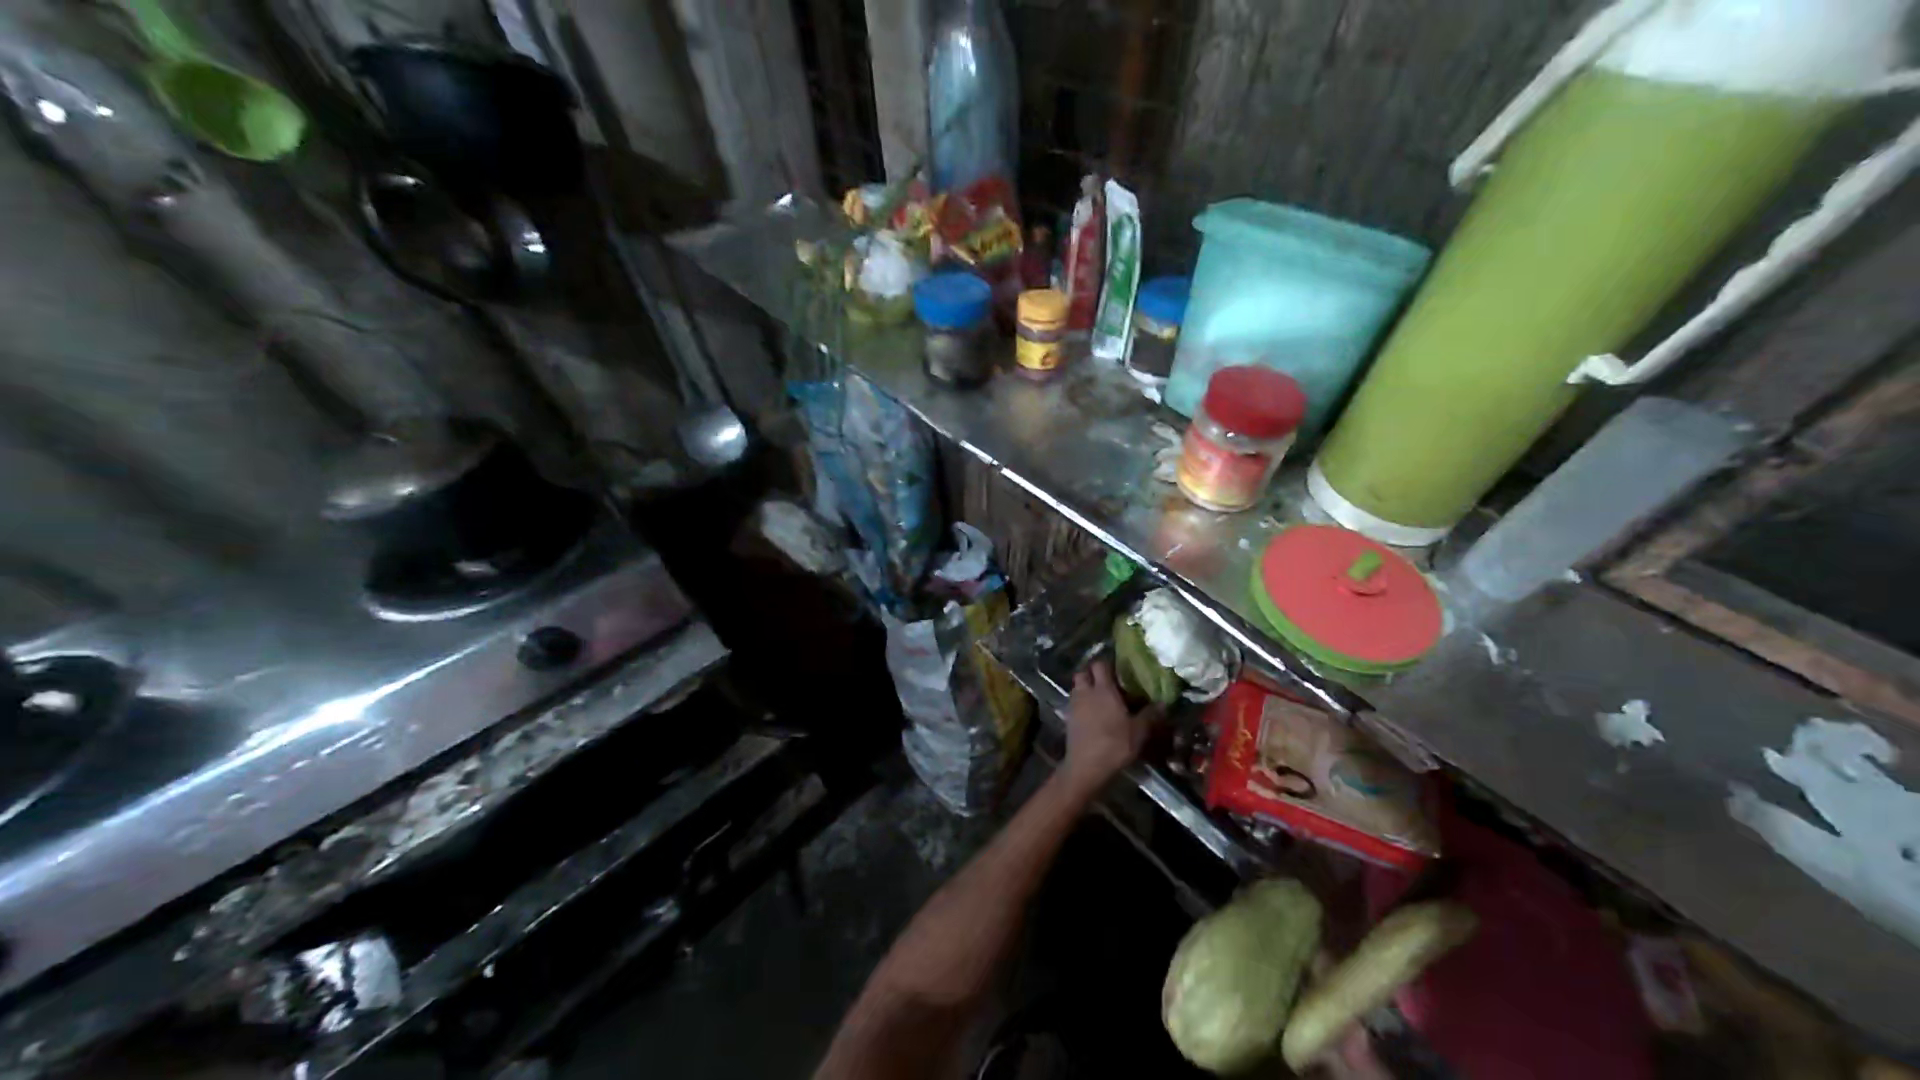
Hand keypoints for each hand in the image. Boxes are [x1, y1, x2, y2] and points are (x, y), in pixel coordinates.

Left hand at [1061, 660, 1157, 795]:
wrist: (1087, 766)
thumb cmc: (1115, 744)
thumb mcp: (1139, 731)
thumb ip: (1150, 715)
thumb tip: (1163, 703)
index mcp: (1103, 689)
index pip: (1100, 664)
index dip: (1108, 664)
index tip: (1119, 670)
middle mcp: (1086, 692)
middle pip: (1083, 672)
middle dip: (1093, 674)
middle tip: (1108, 683)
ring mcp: (1074, 704)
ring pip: (1077, 687)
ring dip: (1086, 688)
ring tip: (1101, 699)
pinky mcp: (1068, 718)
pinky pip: (1074, 702)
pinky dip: (1082, 703)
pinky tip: (1093, 715)